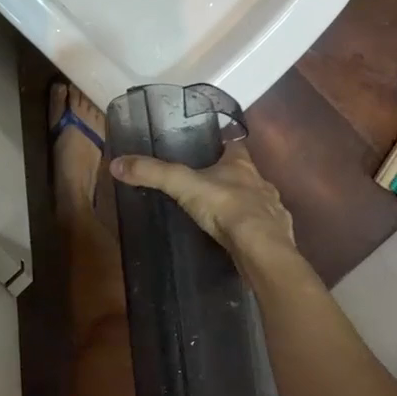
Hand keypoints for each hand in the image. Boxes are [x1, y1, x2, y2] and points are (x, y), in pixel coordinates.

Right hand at [111, 141, 295, 258]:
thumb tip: (116, 164)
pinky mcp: (280, 238)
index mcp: (241, 164)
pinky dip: (256, 233)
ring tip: (225, 215)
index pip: (235, 144)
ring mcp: (274, 211)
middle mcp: (262, 183)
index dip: (225, 143)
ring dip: (246, 206)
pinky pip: (267, 230)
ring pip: (259, 202)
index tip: (213, 146)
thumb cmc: (225, 208)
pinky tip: (244, 241)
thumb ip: (152, 173)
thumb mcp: (182, 185)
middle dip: (233, 178)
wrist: (262, 251)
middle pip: (247, 174)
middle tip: (211, 185)